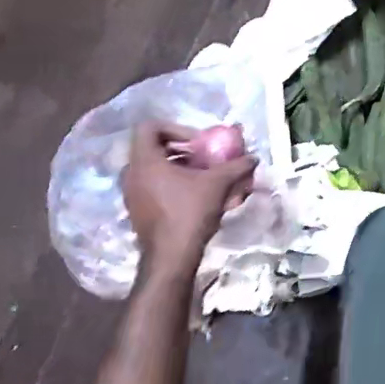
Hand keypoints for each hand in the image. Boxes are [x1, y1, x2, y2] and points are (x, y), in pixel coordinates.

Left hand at [122, 120, 257, 274]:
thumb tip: (253, 158)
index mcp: (144, 161)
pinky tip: (193, 198)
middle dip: (181, 150)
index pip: (149, 127)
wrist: (171, 256)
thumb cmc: (189, 213)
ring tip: (201, 179)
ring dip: (177, 168)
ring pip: (152, 169)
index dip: (176, 128)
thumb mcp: (217, 185)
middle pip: (152, 148)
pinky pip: (151, 187)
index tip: (197, 143)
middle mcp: (131, 173)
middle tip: (203, 159)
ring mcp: (131, 194)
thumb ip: (235, 167)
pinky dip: (170, 185)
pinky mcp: (136, 210)